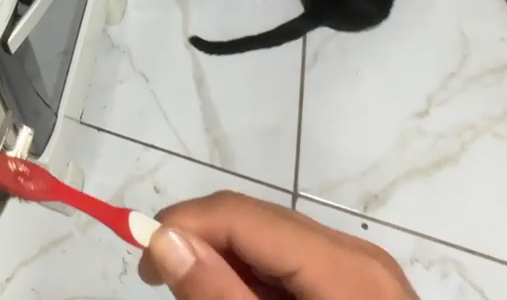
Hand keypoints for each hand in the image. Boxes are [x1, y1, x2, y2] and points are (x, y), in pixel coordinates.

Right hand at [137, 192, 414, 299]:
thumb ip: (218, 299)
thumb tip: (162, 238)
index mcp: (345, 268)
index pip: (239, 215)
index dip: (181, 227)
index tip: (142, 267)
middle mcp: (357, 256)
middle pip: (253, 223)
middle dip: (201, 247)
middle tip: (165, 288)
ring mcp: (365, 274)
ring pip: (268, 244)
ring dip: (226, 267)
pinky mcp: (362, 292)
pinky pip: (292, 268)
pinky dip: (256, 285)